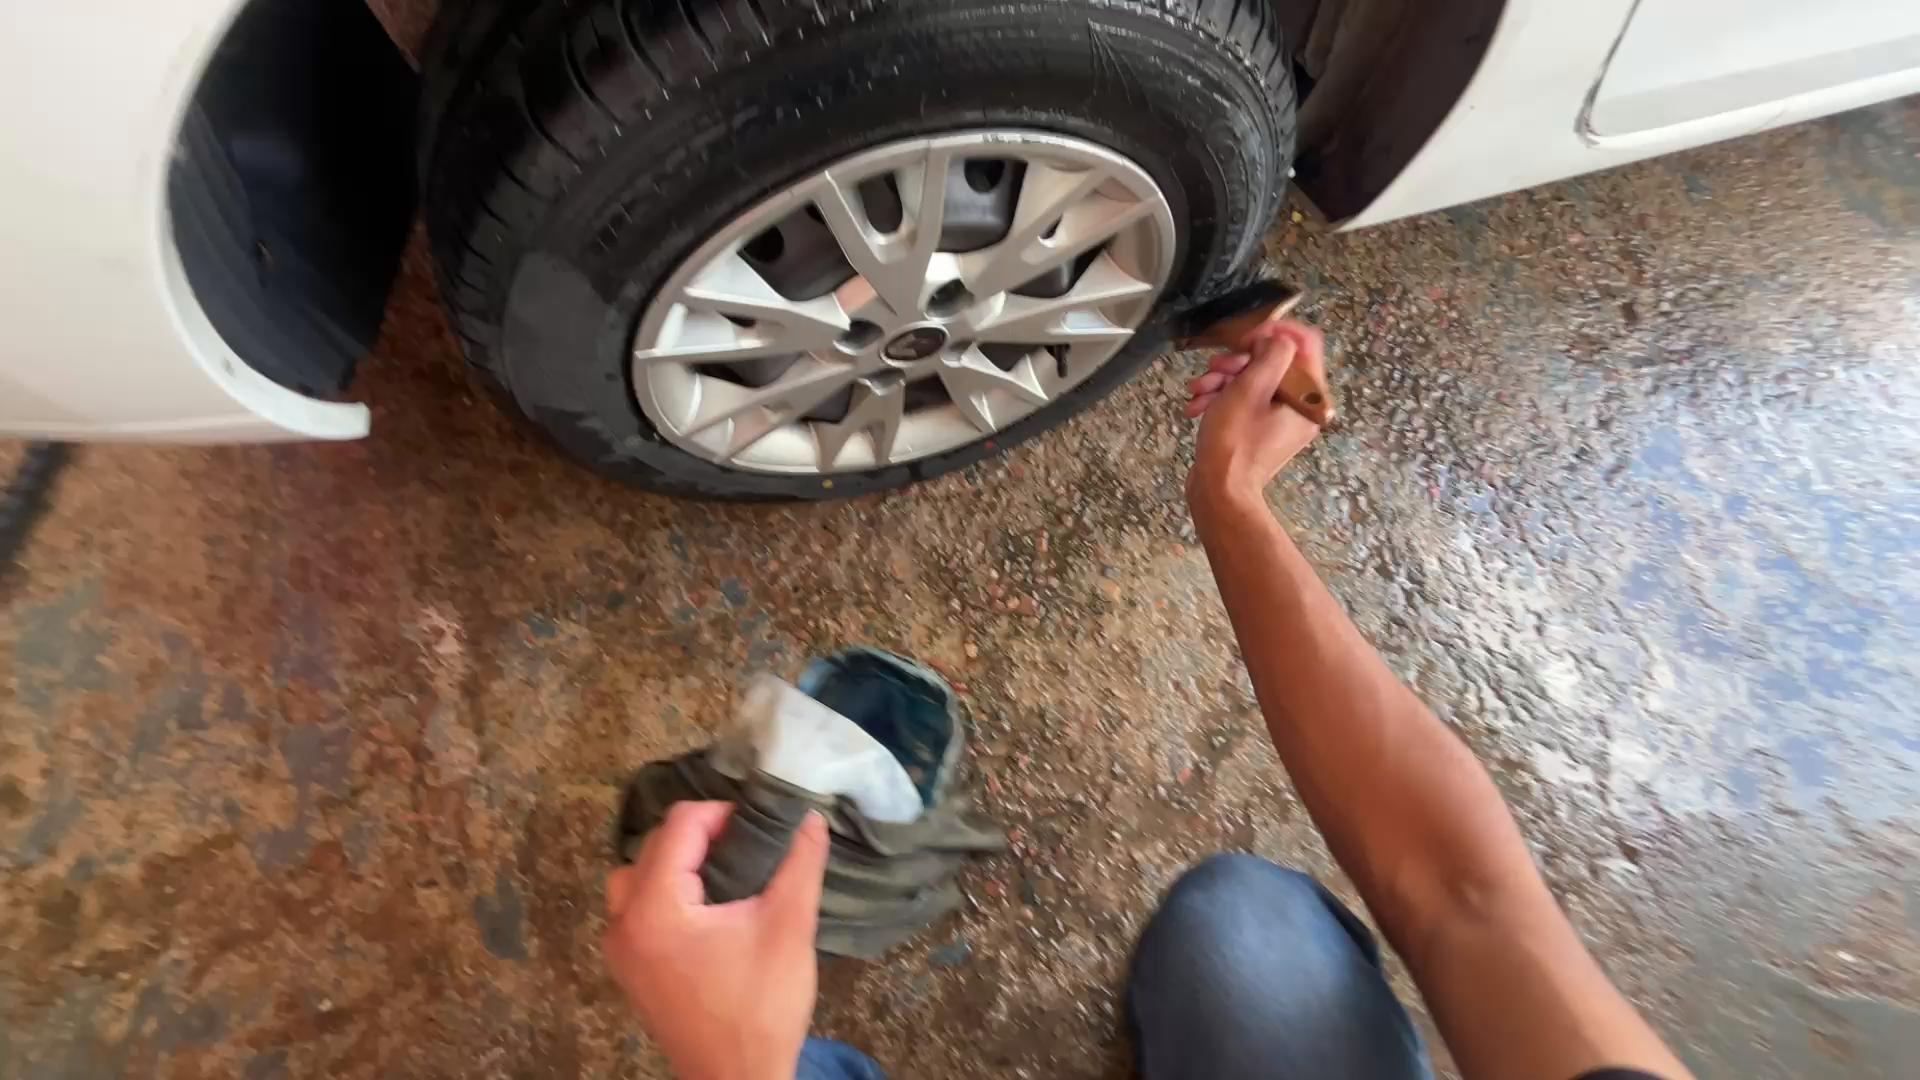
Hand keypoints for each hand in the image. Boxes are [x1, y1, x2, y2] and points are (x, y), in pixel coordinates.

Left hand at [602, 801, 830, 1079]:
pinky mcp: (630, 967)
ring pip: (638, 874)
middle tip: (748, 847)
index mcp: (655, 909)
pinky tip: (709, 903)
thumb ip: (801, 863)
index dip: (722, 814)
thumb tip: (810, 816)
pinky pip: (638, 903)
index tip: (759, 829)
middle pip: (654, 845)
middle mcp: (624, 924)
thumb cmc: (761, 1005)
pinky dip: (668, 888)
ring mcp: (621, 949)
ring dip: (679, 860)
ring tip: (726, 871)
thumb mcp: (789, 926)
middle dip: (702, 835)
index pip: (680, 825)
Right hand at [1184, 319, 1327, 508]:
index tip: (1244, 337)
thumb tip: (1272, 340)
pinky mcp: (1258, 432)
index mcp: (1309, 396)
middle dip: (1236, 362)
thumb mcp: (1251, 389)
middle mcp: (1301, 407)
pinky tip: (1195, 407)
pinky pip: (1244, 403)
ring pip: (1253, 382)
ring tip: (1196, 391)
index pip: (1305, 343)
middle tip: (1213, 368)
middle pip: (1273, 363)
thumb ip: (1271, 354)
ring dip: (1221, 380)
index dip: (1275, 331)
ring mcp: (1279, 421)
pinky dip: (1220, 400)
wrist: (1218, 493)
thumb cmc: (1234, 442)